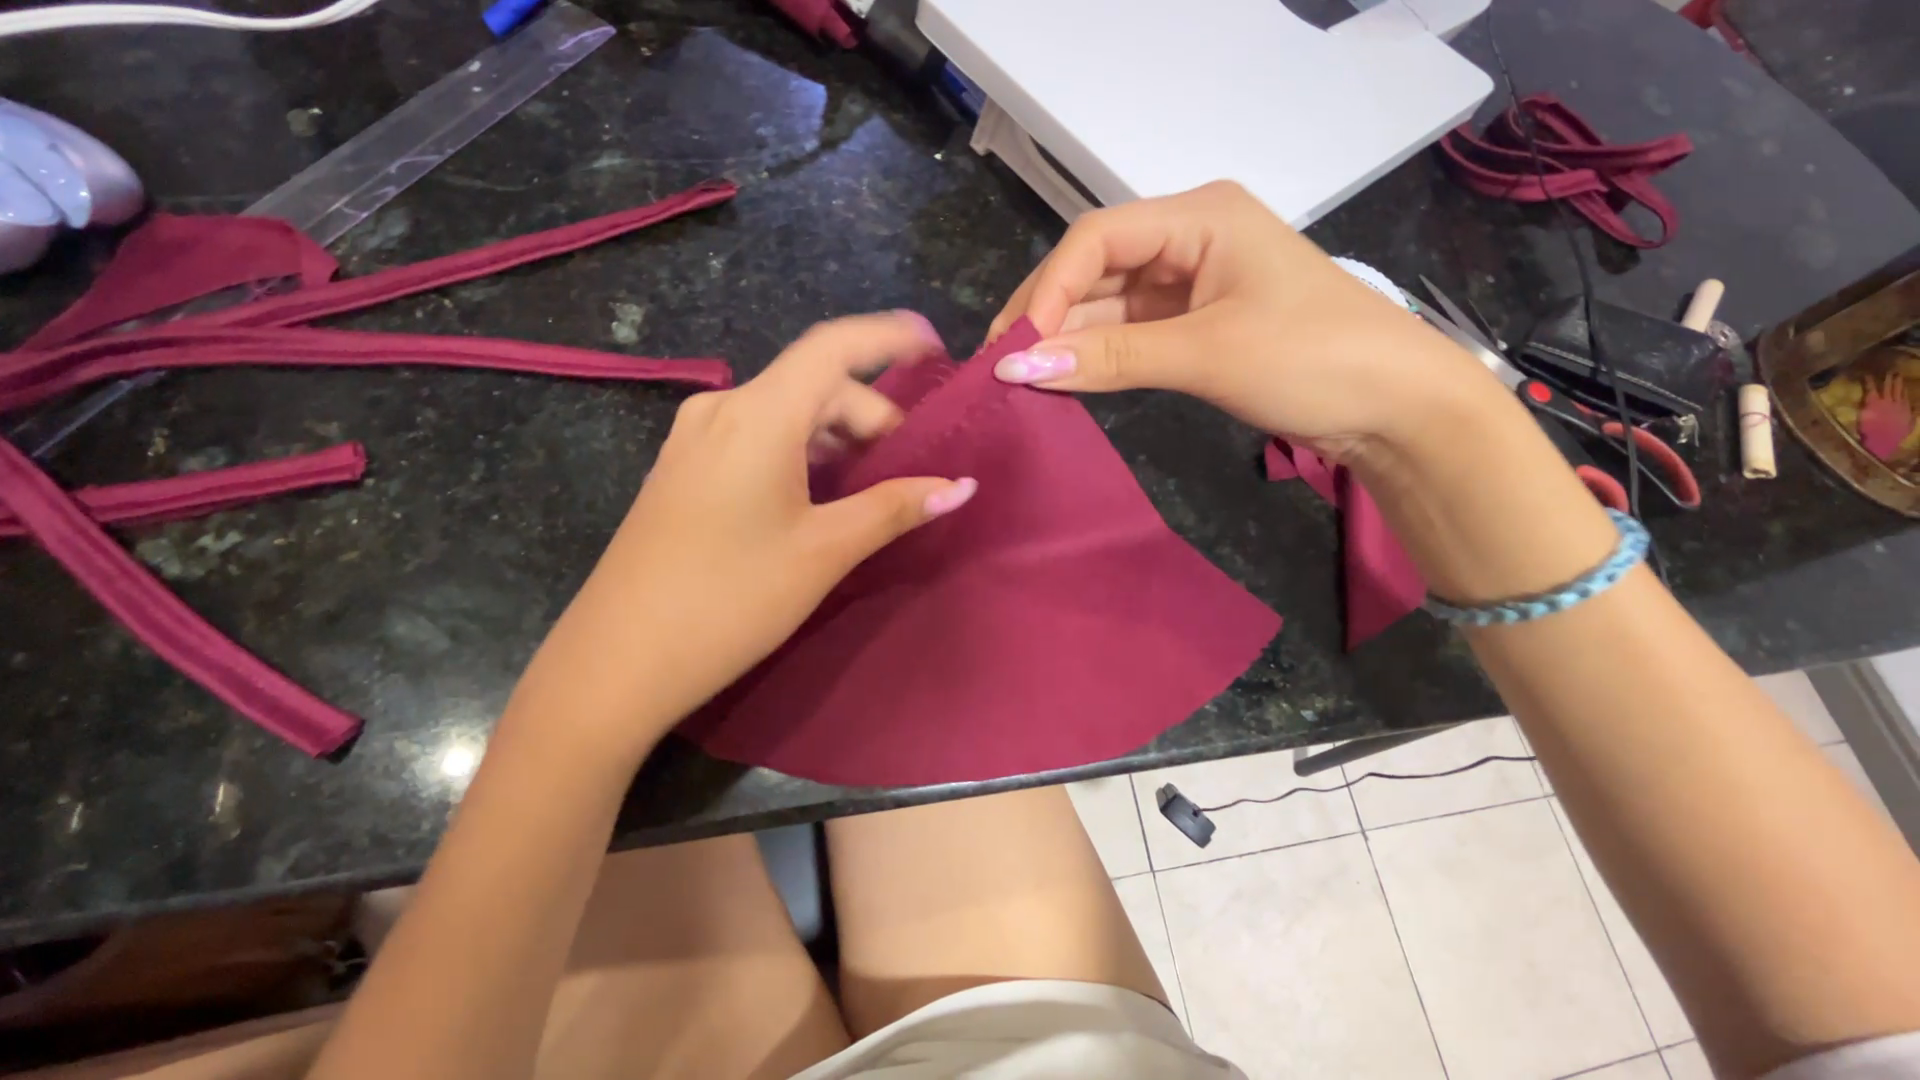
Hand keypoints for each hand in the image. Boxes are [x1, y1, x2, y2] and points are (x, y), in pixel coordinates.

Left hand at [523, 313, 977, 749]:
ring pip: (786, 416)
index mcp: (759, 414)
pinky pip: (756, 440)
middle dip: (871, 420)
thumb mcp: (824, 552)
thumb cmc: (730, 599)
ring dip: (836, 442)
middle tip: (911, 474)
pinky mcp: (683, 470)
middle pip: (815, 388)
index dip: (891, 337)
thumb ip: (894, 508)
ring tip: (872, 493)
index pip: (835, 346)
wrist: (617, 661)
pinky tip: (819, 500)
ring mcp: (695, 439)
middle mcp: (722, 408)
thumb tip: (962, 485)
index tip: (938, 349)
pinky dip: (800, 456)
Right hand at [988, 181, 1497, 460]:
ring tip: (1023, 380)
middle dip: (1050, 314)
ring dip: (1071, 339)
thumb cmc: (1312, 359)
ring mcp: (1197, 282)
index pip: (1097, 238)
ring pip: (1112, 303)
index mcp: (1201, 215)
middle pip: (1098, 266)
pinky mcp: (1202, 323)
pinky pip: (1134, 331)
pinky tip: (1067, 379)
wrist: (1400, 408)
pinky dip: (1102, 355)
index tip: (1015, 347)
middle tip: (1003, 366)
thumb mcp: (1205, 354)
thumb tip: (1018, 369)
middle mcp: (1193, 237)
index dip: (1048, 287)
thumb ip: (1110, 357)